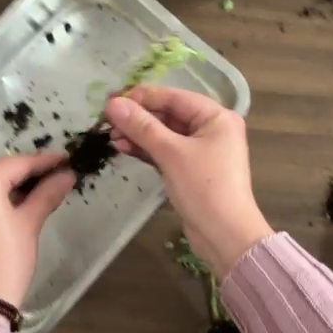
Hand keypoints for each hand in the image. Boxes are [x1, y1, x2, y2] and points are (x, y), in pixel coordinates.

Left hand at [0, 153, 75, 306]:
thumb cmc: (9, 258)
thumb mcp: (30, 224)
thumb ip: (47, 194)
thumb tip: (67, 175)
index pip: (17, 164)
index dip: (44, 161)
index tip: (67, 158)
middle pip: (2, 171)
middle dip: (30, 170)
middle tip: (59, 170)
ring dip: (18, 183)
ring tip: (47, 185)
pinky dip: (5, 196)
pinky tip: (25, 201)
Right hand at [105, 86, 272, 274]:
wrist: (225, 235)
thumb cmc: (204, 188)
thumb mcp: (171, 153)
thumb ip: (142, 127)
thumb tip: (113, 104)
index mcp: (217, 117)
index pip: (175, 97)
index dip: (143, 97)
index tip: (112, 99)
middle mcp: (212, 129)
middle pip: (169, 115)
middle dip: (138, 117)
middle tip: (106, 118)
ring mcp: (202, 151)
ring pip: (165, 135)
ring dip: (139, 134)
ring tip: (110, 135)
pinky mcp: (191, 171)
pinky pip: (166, 152)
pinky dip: (147, 150)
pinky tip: (123, 147)